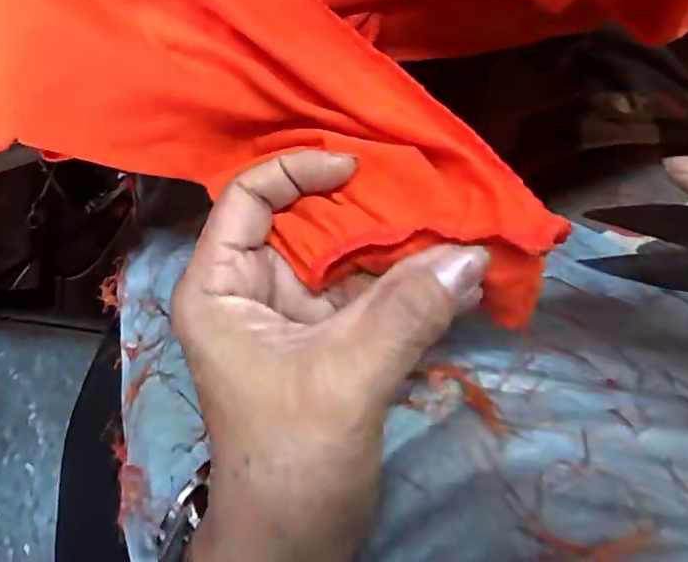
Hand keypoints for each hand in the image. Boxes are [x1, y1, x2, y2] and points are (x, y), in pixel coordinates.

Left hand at [171, 151, 490, 561]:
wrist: (293, 548)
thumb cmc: (292, 461)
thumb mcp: (345, 379)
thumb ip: (404, 314)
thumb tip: (468, 254)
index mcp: (219, 285)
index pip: (246, 198)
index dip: (294, 170)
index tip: (351, 165)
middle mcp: (247, 286)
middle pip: (294, 216)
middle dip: (349, 198)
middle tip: (405, 178)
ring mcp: (285, 309)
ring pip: (331, 249)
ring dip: (380, 235)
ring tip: (432, 209)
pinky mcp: (319, 332)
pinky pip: (356, 284)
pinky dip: (395, 273)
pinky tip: (438, 261)